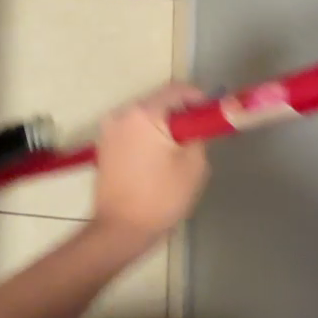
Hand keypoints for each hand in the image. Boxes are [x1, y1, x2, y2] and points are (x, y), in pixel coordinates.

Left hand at [91, 83, 211, 241]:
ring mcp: (108, 130)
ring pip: (144, 118)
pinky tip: (158, 160)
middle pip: (158, 103)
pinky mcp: (103, 146)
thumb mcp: (194, 164)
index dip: (199, 98)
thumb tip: (196, 124)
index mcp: (143, 113)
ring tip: (179, 151)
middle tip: (199, 135)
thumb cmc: (161, 196)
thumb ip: (198, 134)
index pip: (176, 90)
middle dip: (180, 115)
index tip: (213, 113)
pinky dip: (147, 138)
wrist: (121, 227)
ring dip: (163, 127)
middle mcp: (120, 114)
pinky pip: (132, 132)